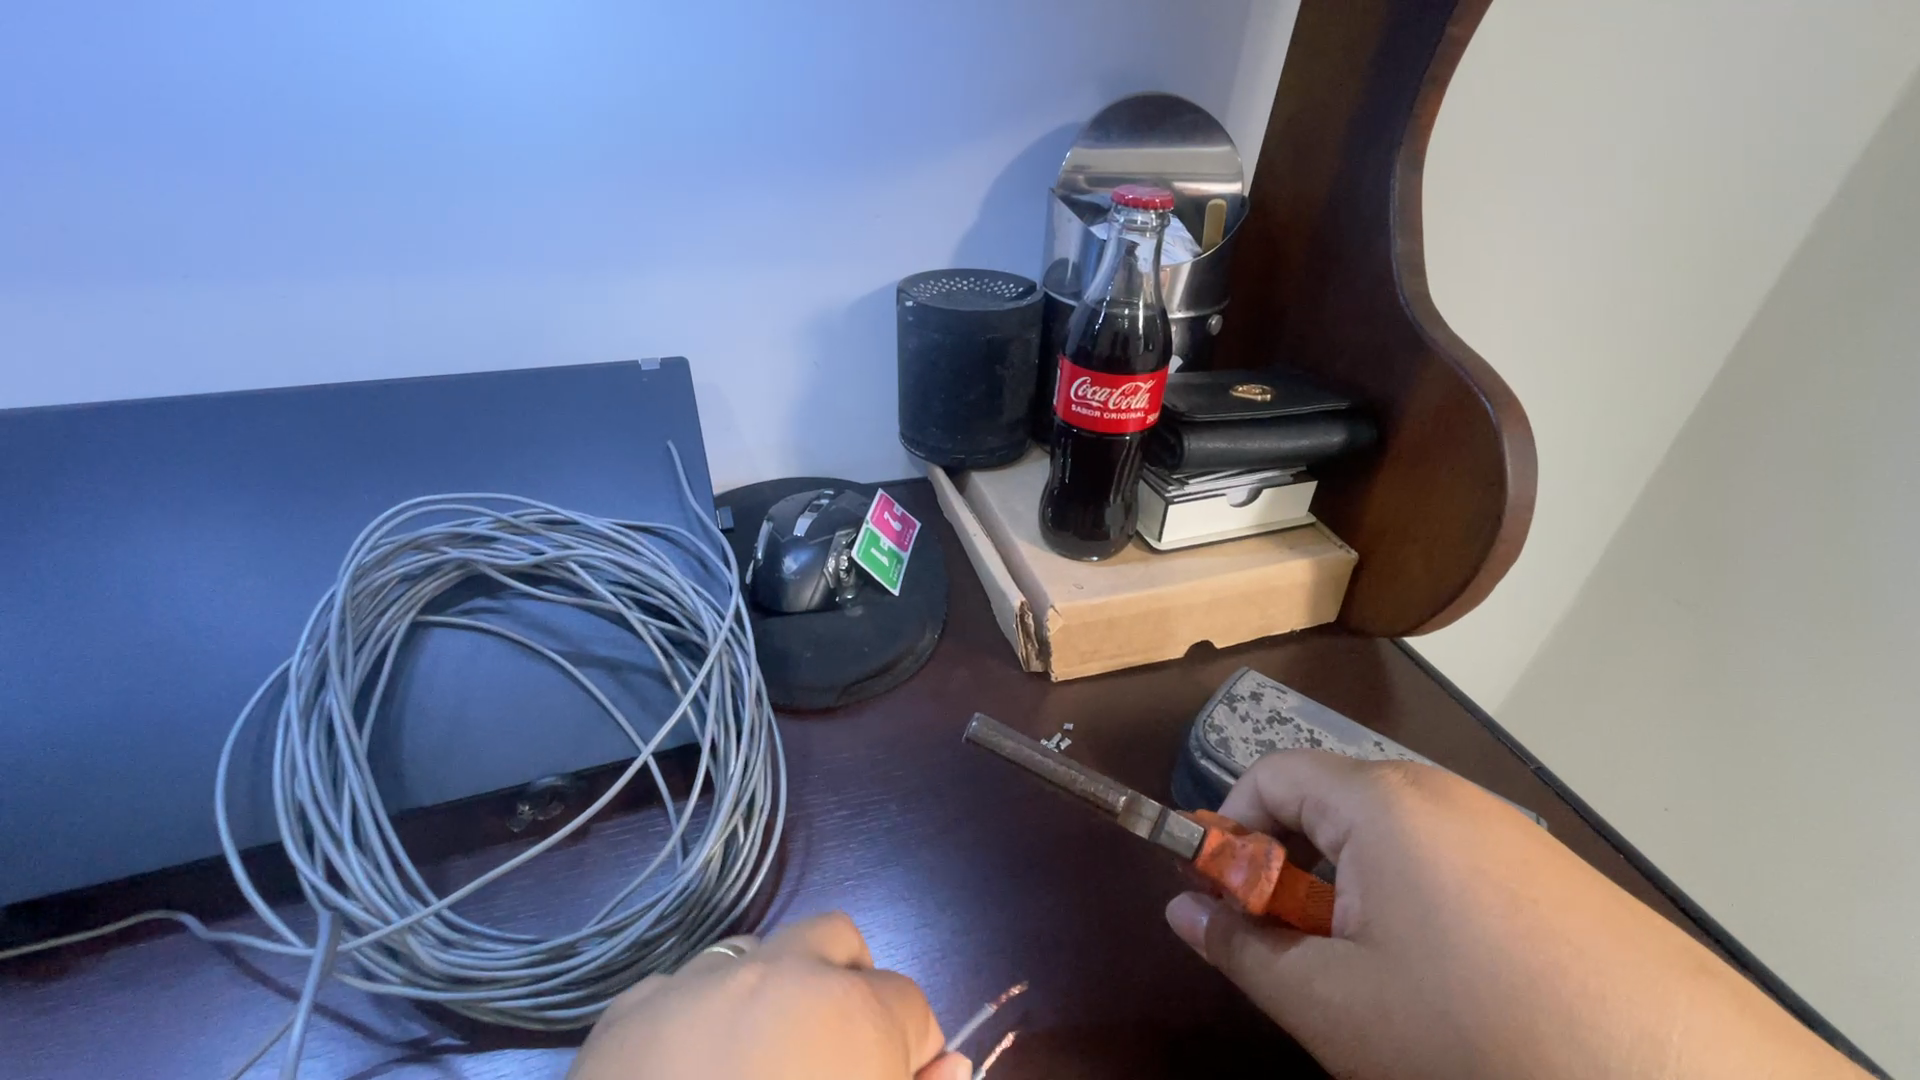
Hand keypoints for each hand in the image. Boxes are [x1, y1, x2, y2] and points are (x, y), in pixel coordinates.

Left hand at [568, 912, 969, 1079]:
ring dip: (773, 993)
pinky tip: (683, 1077)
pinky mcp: (626, 1013)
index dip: (909, 1052)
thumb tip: (949, 1065)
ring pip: (758, 952)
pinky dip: (698, 1018)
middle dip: (849, 985)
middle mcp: (777, 973)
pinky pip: (682, 987)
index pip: (910, 1005)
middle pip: (837, 940)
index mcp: (849, 1012)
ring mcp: (695, 984)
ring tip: (753, 1066)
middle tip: (832, 1059)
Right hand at [1165, 751, 1865, 1079]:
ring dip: (1352, 892)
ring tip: (1374, 975)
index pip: (1270, 775)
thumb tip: (1180, 911)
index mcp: (1379, 801)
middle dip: (1292, 869)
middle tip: (1298, 948)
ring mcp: (1502, 828)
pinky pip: (1447, 862)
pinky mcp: (1550, 869)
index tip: (1227, 898)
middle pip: (1327, 803)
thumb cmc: (1475, 1032)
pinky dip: (1414, 904)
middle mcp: (1438, 792)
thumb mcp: (1333, 1003)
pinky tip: (1449, 981)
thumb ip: (1241, 949)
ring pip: (1387, 838)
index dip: (1231, 831)